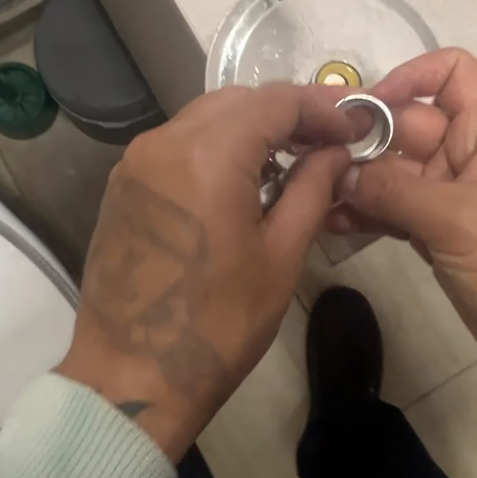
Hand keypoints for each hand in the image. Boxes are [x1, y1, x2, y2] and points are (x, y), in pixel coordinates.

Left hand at [58, 85, 357, 460]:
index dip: (320, 107)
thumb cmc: (218, 324)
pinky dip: (216, 146)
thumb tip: (334, 152)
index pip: (274, 101)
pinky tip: (243, 178)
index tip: (353, 127)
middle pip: (236, 101)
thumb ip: (312, 189)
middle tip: (327, 142)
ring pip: (204, 118)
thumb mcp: (280, 256)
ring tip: (291, 159)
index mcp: (206, 155)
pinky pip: (178, 144)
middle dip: (286, 113)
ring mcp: (136, 161)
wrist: (131, 376)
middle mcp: (163, 142)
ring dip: (250, 128)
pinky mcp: (123, 184)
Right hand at [325, 49, 476, 380]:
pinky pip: (389, 207)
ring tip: (314, 191)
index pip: (451, 71)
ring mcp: (446, 191)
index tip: (368, 105)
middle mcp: (464, 150)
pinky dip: (363, 212)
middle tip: (314, 157)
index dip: (409, 75)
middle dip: (362, 137)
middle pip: (404, 122)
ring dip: (355, 178)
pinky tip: (331, 222)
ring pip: (390, 168)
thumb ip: (393, 190)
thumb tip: (337, 172)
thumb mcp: (458, 219)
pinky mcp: (431, 228)